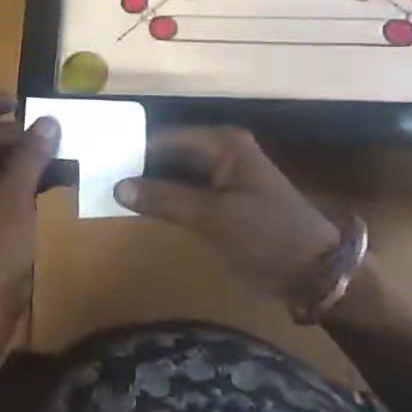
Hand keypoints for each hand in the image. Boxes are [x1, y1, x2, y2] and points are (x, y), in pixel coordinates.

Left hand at [0, 93, 58, 325]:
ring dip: (32, 156)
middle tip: (53, 138)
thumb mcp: (11, 200)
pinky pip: (11, 184)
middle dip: (19, 134)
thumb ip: (29, 156)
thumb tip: (48, 120)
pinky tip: (65, 178)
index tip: (18, 103)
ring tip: (68, 155)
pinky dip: (34, 178)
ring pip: (1, 161)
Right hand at [113, 127, 345, 311]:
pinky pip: (181, 193)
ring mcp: (219, 177)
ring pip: (172, 174)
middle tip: (97, 176)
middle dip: (136, 165)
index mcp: (223, 144)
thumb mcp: (215, 218)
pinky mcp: (219, 201)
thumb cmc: (268, 236)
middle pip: (167, 153)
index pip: (165, 138)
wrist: (314, 273)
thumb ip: (165, 199)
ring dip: (146, 183)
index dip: (133, 149)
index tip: (100, 161)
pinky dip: (161, 199)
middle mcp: (219, 152)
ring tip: (107, 190)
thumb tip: (118, 186)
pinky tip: (134, 207)